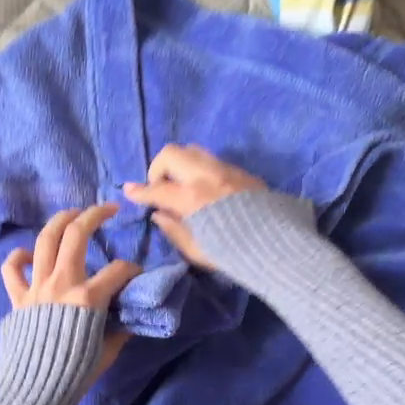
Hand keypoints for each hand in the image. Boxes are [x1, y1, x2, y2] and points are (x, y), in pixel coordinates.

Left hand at [0, 203, 142, 376]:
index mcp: (87, 298)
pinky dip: (19, 257)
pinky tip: (28, 254)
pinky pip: (12, 269)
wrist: (33, 392)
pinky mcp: (17, 299)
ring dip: (59, 221)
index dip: (132, 270)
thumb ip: (118, 329)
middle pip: (76, 235)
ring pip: (45, 240)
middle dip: (95, 215)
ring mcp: (36, 288)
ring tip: (72, 214)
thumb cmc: (73, 376)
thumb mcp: (106, 352)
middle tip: (107, 210)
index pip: (118, 270)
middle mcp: (61, 284)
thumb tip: (128, 317)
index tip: (136, 275)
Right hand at [121, 144, 266, 268]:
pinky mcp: (241, 172)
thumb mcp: (196, 249)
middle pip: (171, 154)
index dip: (139, 192)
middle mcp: (205, 175)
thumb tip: (159, 214)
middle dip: (159, 169)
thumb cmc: (231, 254)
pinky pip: (212, 161)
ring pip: (192, 151)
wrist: (276, 245)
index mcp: (191, 197)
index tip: (128, 190)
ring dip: (180, 164)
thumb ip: (174, 228)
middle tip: (160, 188)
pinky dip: (199, 170)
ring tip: (181, 185)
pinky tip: (205, 190)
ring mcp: (225, 170)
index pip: (156, 189)